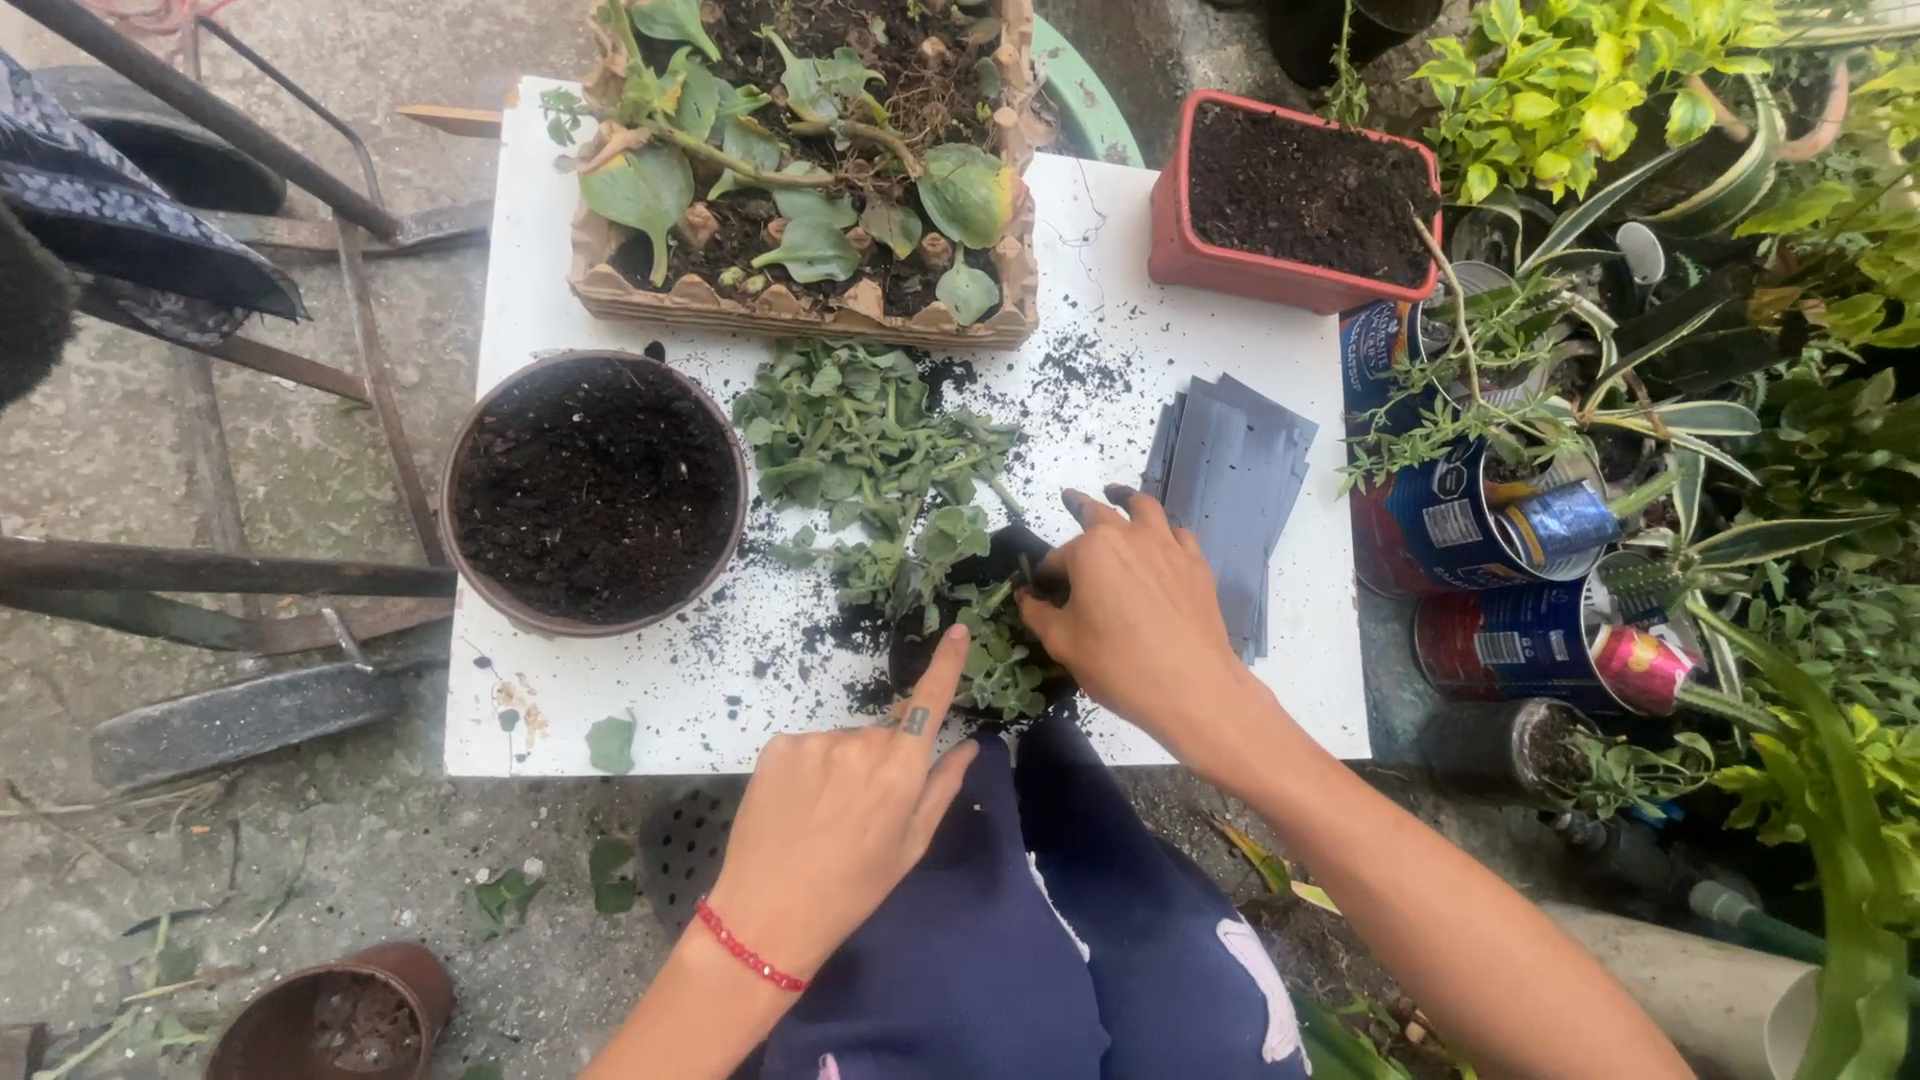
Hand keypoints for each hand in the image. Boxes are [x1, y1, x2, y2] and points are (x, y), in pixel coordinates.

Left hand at [702, 624, 980, 979]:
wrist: (768, 914)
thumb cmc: (854, 888)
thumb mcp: (910, 846)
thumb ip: (942, 788)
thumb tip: (969, 746)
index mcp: (900, 770)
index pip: (930, 702)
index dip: (946, 663)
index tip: (957, 630)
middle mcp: (861, 743)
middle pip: (882, 734)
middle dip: (880, 761)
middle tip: (859, 810)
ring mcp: (815, 740)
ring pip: (843, 742)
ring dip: (840, 767)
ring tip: (821, 814)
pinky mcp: (779, 745)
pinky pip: (808, 747)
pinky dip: (807, 769)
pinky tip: (796, 805)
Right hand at [1016, 488, 1286, 778]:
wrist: (1192, 687)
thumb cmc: (1118, 665)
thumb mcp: (1063, 643)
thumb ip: (1037, 614)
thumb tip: (1025, 597)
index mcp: (1090, 551)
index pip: (1056, 559)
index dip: (1045, 577)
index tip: (1042, 594)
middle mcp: (1129, 536)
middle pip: (1098, 513)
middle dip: (1079, 506)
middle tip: (1069, 497)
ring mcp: (1168, 546)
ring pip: (1145, 509)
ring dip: (1127, 498)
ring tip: (1118, 494)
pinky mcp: (1196, 564)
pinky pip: (1178, 534)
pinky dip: (1165, 532)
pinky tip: (1162, 542)